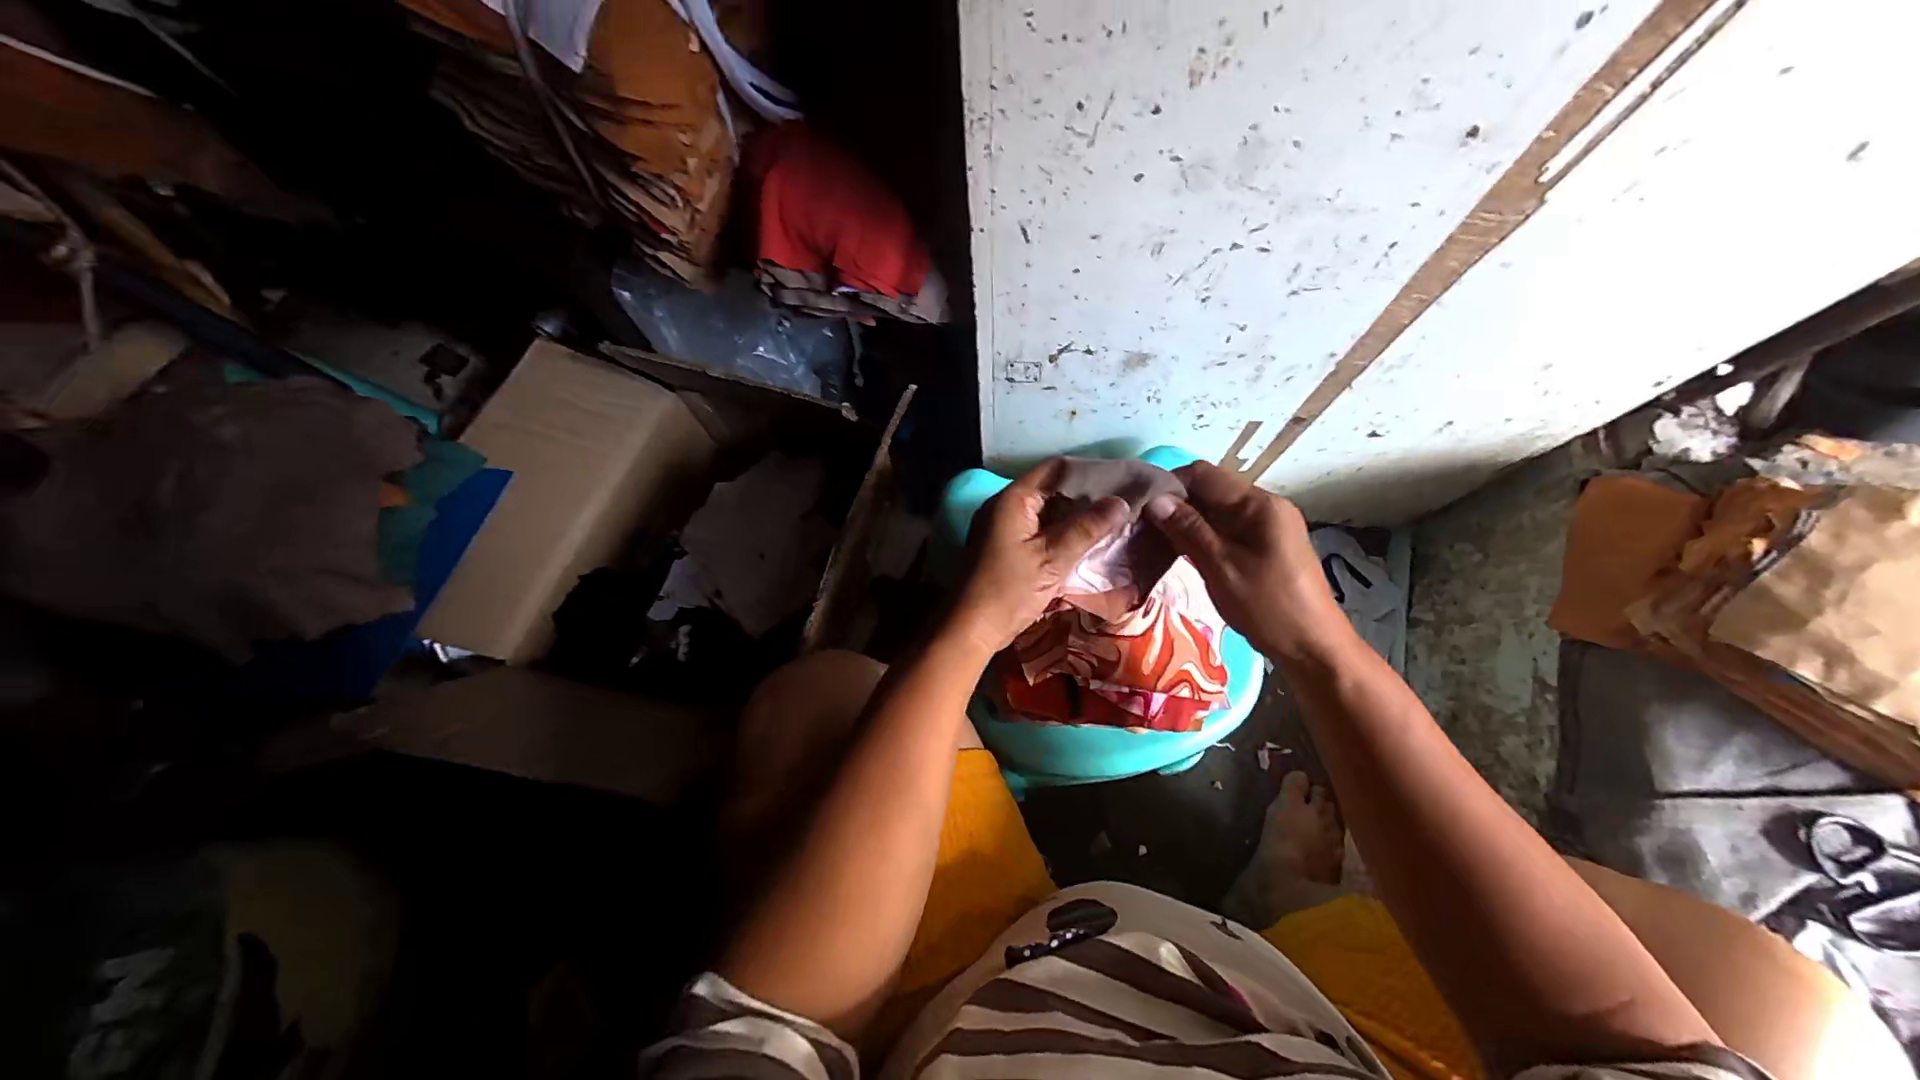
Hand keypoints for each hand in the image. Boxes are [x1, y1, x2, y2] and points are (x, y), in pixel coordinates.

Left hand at [948, 459, 1128, 654]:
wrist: (970, 628)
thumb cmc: (1008, 590)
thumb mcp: (1052, 559)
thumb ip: (1086, 528)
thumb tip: (1120, 501)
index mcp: (1013, 500)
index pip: (1056, 470)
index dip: (1089, 472)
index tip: (1120, 481)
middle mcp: (1005, 506)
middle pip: (1052, 490)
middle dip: (1086, 496)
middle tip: (1122, 502)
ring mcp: (1004, 527)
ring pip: (1047, 512)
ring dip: (1076, 517)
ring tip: (1113, 521)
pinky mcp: (1006, 547)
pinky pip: (1040, 530)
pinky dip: (1062, 533)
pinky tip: (1088, 542)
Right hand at [1144, 460, 1351, 661]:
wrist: (1313, 647)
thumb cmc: (1267, 606)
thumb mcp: (1220, 567)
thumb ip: (1188, 530)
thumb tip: (1155, 500)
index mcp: (1259, 504)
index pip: (1204, 475)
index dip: (1169, 485)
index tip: (1140, 508)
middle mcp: (1265, 506)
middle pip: (1210, 490)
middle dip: (1175, 504)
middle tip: (1141, 527)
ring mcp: (1267, 525)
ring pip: (1216, 511)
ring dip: (1186, 521)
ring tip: (1154, 540)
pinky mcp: (1265, 544)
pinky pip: (1227, 528)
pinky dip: (1202, 535)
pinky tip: (1180, 552)